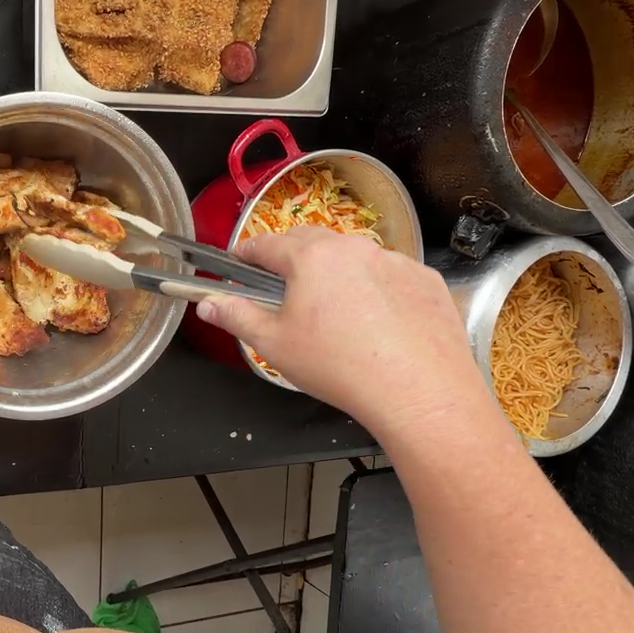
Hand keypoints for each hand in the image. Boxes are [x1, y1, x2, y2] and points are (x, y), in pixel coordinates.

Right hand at [196, 227, 494, 435]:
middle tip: (280, 286)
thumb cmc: (337, 366)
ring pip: (353, 258)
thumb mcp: (273, 344)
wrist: (418, 391)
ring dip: (335, 273)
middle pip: (311, 241)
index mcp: (311, 257)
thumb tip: (207, 304)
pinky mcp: (426, 281)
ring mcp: (395, 262)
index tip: (238, 262)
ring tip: (332, 313)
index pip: (266, 244)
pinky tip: (375, 325)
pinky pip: (390, 276)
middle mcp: (354, 248)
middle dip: (290, 257)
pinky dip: (376, 290)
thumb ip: (236, 316)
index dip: (246, 252)